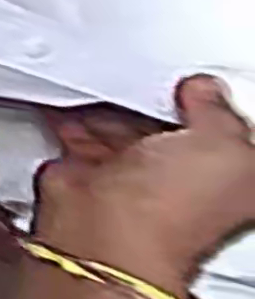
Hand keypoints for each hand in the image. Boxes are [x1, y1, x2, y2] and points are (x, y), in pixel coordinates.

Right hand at [35, 76, 254, 289]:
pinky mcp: (88, 162)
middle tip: (142, 81)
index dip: (212, 107)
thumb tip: (208, 90)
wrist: (103, 218)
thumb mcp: (223, 148)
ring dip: (106, 105)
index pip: (228, 133)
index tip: (193, 84)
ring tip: (98, 84)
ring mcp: (135, 170)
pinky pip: (76, 127)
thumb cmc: (173, 201)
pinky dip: (66, 111)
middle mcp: (187, 176)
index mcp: (234, 178)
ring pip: (120, 123)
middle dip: (152, 102)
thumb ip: (217, 113)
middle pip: (169, 126)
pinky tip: (64, 98)